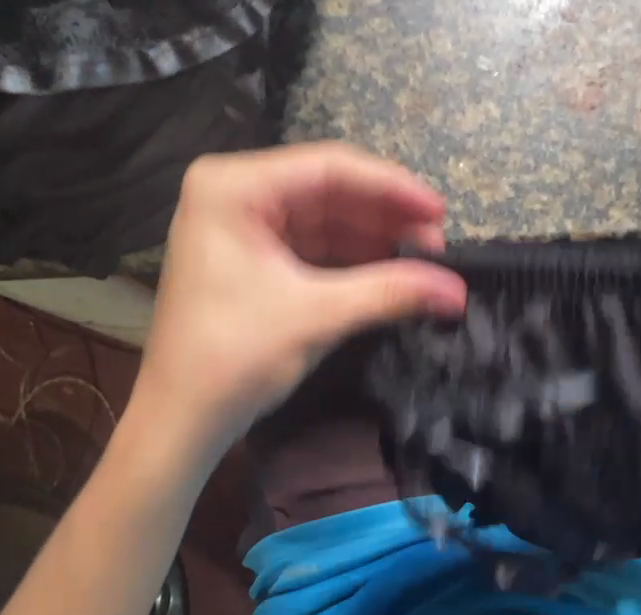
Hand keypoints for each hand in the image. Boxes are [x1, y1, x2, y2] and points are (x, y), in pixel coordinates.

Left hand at [135, 142, 467, 453]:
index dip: (393, 188)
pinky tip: (388, 280)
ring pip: (322, 226)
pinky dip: (349, 268)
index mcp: (233, 187)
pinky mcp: (250, 268)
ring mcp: (240, 233)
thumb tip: (458, 291)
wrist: (182, 419)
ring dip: (372, 246)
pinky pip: (310, 254)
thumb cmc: (235, 357)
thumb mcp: (317, 316)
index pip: (329, 169)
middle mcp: (234, 197)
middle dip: (384, 222)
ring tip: (422, 268)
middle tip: (437, 249)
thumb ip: (389, 292)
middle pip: (327, 195)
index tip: (442, 213)